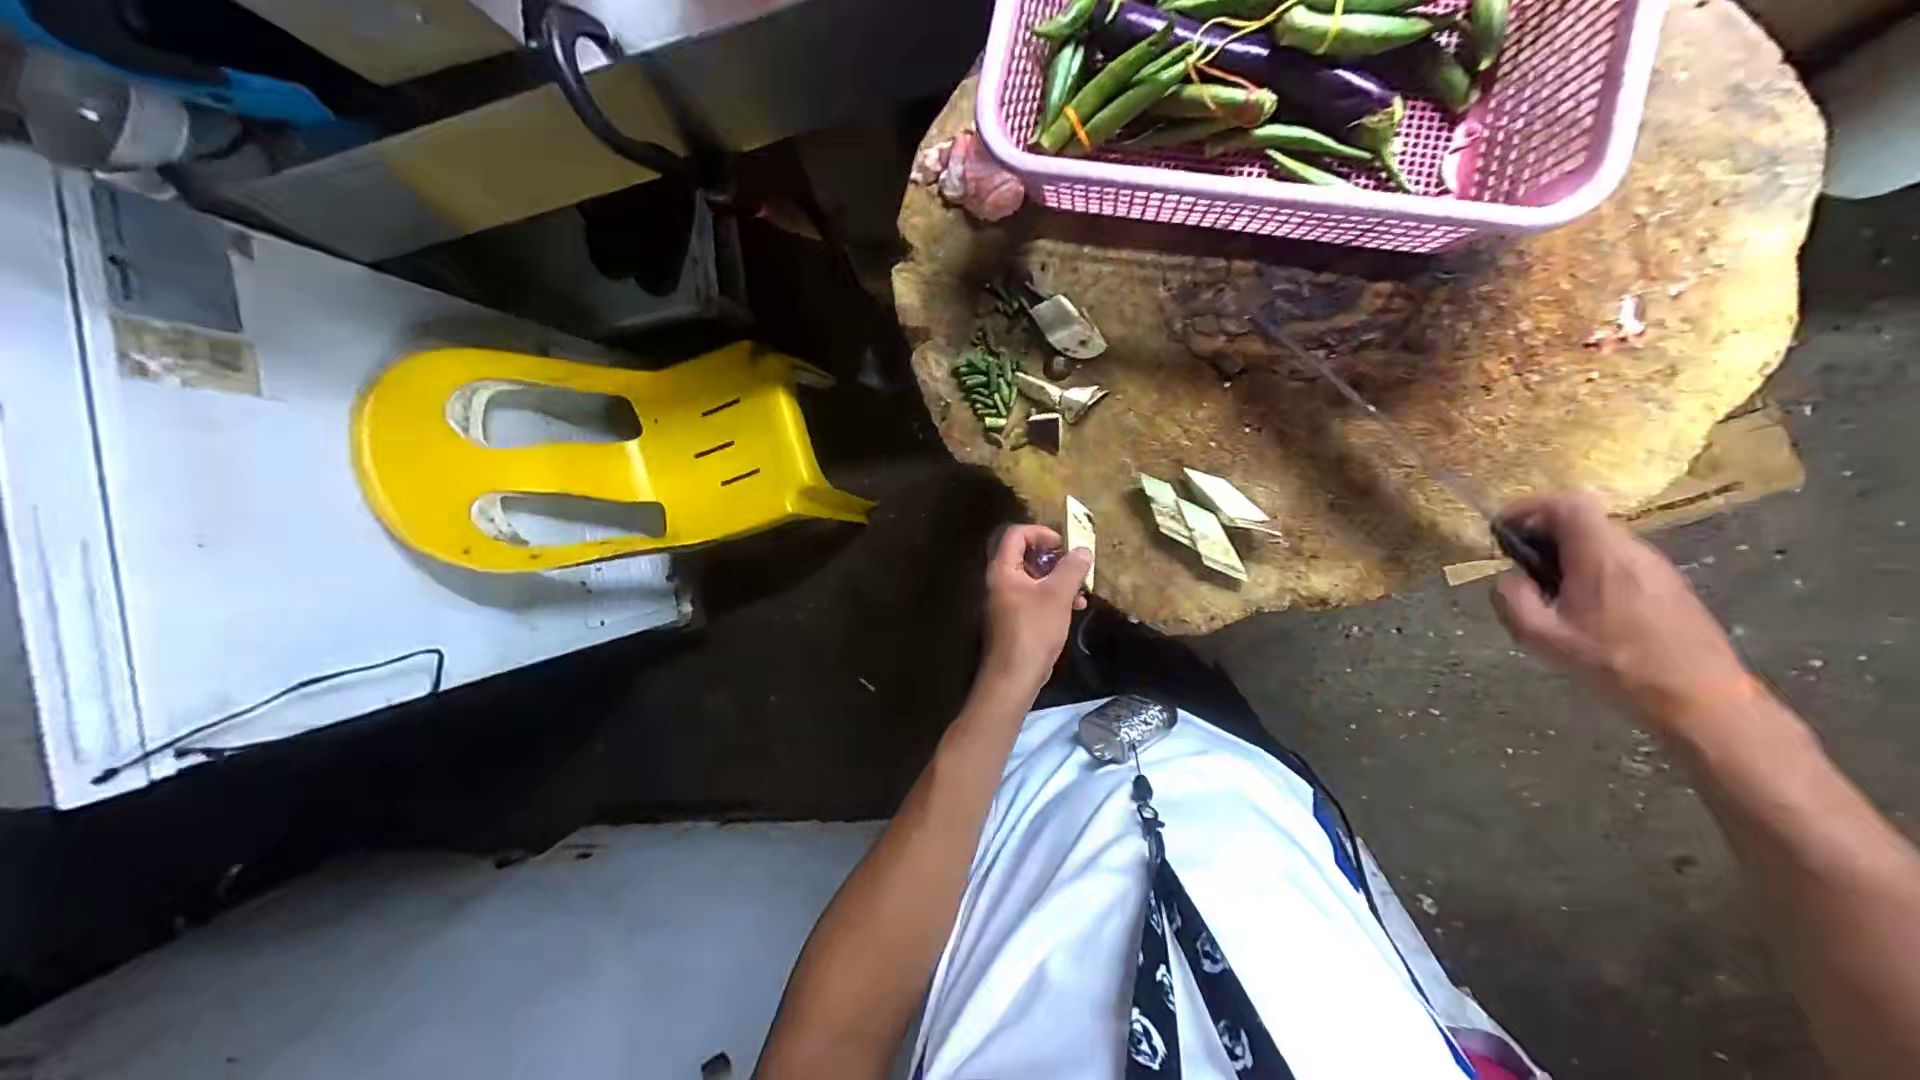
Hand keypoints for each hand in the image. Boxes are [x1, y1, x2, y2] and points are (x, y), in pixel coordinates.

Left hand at [981, 525, 1091, 689]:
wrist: (1015, 674)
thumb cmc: (1034, 630)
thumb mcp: (1058, 595)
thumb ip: (1071, 569)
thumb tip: (1083, 550)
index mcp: (1003, 570)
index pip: (1016, 534)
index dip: (1040, 532)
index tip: (1063, 544)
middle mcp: (1001, 581)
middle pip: (1026, 555)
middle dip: (1054, 557)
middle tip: (1075, 563)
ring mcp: (1008, 600)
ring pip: (1034, 577)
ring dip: (1059, 578)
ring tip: (1082, 587)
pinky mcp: (1017, 617)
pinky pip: (1036, 596)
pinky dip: (1054, 596)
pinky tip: (1075, 605)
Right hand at [1492, 492, 1751, 727]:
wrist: (1699, 698)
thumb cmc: (1614, 664)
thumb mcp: (1541, 636)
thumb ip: (1512, 598)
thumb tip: (1511, 578)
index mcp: (1601, 555)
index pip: (1567, 503)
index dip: (1529, 506)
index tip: (1503, 528)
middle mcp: (1633, 552)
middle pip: (1582, 521)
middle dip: (1542, 534)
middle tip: (1519, 565)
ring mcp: (1657, 568)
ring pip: (1601, 543)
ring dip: (1566, 554)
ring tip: (1548, 592)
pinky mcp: (1669, 587)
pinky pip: (1620, 563)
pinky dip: (1590, 570)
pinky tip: (1583, 609)